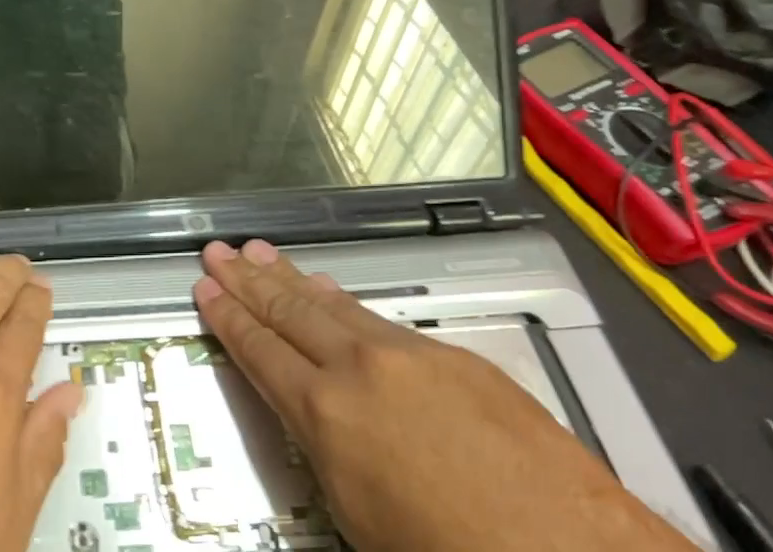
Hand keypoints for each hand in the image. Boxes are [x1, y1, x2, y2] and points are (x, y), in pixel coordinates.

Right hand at [194, 239, 697, 551]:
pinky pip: (379, 318)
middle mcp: (358, 369)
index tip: (205, 290)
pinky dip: (342, 301)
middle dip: (248, 280)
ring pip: (332, 304)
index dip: (228, 318)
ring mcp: (409, 355)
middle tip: (219, 251)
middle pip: (288, 311)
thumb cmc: (447, 551)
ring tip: (260, 253)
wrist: (567, 550)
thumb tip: (314, 420)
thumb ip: (325, 452)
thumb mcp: (357, 517)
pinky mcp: (455, 356)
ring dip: (291, 278)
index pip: (259, 352)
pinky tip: (330, 290)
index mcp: (324, 415)